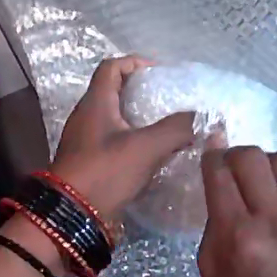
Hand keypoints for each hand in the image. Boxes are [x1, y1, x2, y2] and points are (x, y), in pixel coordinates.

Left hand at [48, 57, 195, 222]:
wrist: (73, 213)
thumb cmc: (105, 172)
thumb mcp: (146, 147)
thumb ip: (177, 129)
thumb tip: (203, 118)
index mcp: (95, 103)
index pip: (112, 67)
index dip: (135, 62)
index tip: (158, 72)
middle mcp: (86, 117)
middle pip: (113, 92)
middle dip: (140, 93)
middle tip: (167, 102)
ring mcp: (85, 142)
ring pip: (113, 119)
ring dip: (137, 120)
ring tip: (164, 129)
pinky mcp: (88, 163)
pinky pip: (112, 142)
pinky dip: (131, 142)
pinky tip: (150, 155)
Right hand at [197, 145, 276, 276]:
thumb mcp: (208, 263)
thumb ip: (214, 219)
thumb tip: (219, 181)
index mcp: (237, 233)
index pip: (220, 173)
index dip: (212, 154)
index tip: (210, 148)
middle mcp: (271, 218)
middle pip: (253, 157)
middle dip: (236, 154)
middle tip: (232, 166)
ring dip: (267, 166)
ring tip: (260, 184)